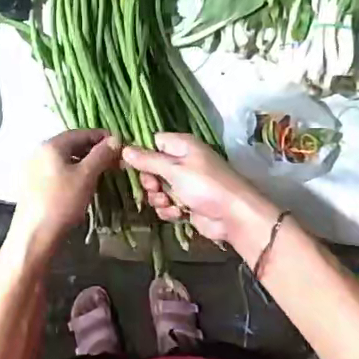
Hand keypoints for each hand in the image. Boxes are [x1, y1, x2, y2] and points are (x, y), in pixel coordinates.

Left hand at [12, 129, 121, 247]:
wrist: (34, 235)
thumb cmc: (62, 202)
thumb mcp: (86, 176)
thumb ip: (101, 154)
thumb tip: (115, 138)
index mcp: (51, 144)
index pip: (81, 132)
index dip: (103, 137)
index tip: (121, 146)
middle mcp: (40, 151)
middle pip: (72, 144)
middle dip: (95, 151)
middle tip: (115, 161)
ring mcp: (34, 167)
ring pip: (66, 158)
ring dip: (85, 162)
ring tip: (103, 172)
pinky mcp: (33, 183)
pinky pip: (58, 170)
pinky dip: (73, 172)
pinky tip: (84, 183)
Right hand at [121, 133, 278, 251]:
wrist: (233, 216)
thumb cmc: (205, 185)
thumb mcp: (174, 169)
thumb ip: (147, 160)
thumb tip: (124, 148)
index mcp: (181, 146)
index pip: (152, 142)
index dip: (139, 153)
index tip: (128, 165)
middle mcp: (182, 162)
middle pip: (151, 168)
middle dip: (149, 181)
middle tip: (156, 187)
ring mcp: (184, 183)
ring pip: (157, 189)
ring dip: (158, 198)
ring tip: (169, 202)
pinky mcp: (186, 203)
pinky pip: (166, 204)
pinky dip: (169, 210)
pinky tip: (178, 213)